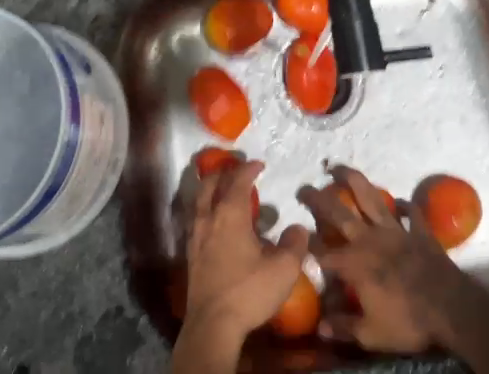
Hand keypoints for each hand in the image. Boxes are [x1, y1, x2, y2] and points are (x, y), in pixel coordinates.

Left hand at [180, 161, 311, 341]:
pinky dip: (204, 210)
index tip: (258, 164)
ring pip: (198, 201)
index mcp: (230, 214)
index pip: (238, 181)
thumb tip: (298, 228)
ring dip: (209, 189)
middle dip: (223, 172)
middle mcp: (209, 218)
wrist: (213, 323)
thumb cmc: (249, 291)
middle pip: (210, 184)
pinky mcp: (190, 254)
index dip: (248, 169)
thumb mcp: (283, 269)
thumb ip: (294, 245)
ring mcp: (195, 236)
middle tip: (236, 170)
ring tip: (222, 190)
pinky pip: (195, 219)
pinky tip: (212, 222)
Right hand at [300, 167, 483, 353]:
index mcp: (354, 263)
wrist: (451, 309)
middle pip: (338, 212)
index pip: (322, 252)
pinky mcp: (419, 231)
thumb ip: (344, 328)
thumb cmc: (408, 322)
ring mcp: (395, 231)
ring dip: (353, 180)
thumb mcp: (372, 334)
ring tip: (338, 168)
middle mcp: (369, 239)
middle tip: (303, 188)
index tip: (295, 240)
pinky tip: (399, 202)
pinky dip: (405, 206)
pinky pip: (411, 213)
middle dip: (318, 199)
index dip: (306, 246)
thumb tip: (320, 327)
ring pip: (370, 198)